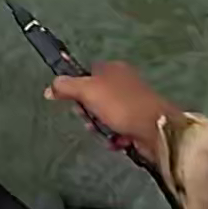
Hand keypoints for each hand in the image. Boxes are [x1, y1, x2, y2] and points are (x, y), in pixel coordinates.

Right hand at [46, 62, 188, 172]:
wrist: (158, 131)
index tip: (73, 98)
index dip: (76, 86)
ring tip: (104, 132)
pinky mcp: (139, 121)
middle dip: (87, 111)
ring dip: (99, 125)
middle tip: (89, 117)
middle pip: (92, 96)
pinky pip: (117, 127)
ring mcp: (133, 102)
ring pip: (102, 114)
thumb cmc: (121, 105)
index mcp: (113, 68)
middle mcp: (124, 82)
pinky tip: (116, 140)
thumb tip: (49, 90)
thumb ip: (64, 86)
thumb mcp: (86, 90)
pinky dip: (113, 135)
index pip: (85, 73)